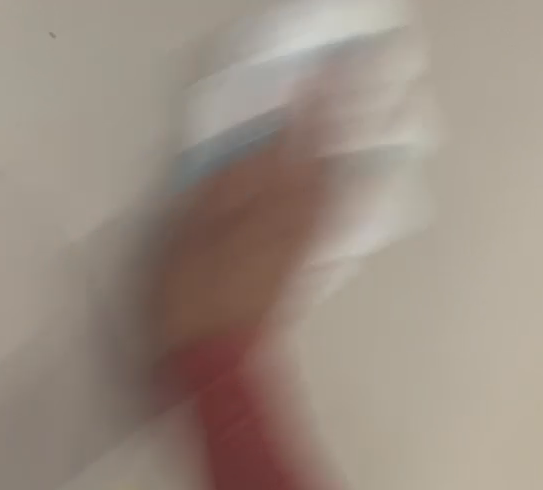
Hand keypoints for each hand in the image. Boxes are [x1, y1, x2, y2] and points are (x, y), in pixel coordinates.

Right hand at [151, 100, 333, 356]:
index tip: (308, 79)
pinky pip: (328, 218)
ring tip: (360, 116)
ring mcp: (296, 244)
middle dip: (332, 118)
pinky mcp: (297, 265)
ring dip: (342, 148)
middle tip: (352, 76)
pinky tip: (350, 182)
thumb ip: (211, 202)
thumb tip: (239, 160)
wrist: (217, 361)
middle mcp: (285, 221)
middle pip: (313, 161)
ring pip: (326, 185)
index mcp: (254, 213)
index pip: (276, 152)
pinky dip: (342, 193)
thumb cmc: (188, 306)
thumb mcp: (181, 251)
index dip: (292, 115)